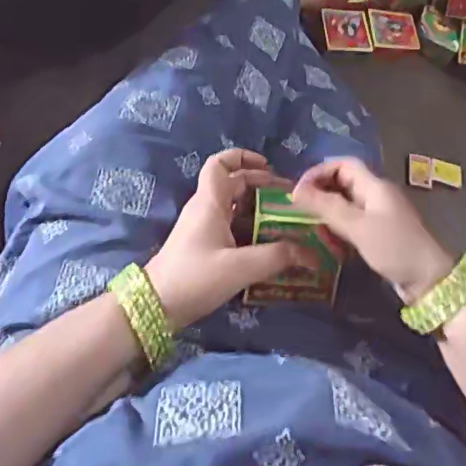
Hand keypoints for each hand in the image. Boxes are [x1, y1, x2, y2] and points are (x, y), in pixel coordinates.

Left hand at [145, 150, 310, 328]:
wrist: (156, 307)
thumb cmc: (195, 278)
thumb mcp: (240, 268)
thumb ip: (277, 257)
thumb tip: (310, 252)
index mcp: (210, 202)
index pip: (221, 163)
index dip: (243, 157)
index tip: (269, 167)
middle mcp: (205, 209)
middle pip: (233, 183)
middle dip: (261, 184)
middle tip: (289, 197)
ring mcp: (203, 227)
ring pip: (233, 206)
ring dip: (258, 208)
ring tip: (286, 219)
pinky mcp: (203, 246)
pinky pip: (230, 226)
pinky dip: (250, 227)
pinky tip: (269, 243)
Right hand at [293, 157, 455, 303]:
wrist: (429, 279)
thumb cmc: (394, 247)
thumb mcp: (357, 226)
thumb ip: (328, 207)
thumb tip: (296, 191)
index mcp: (375, 186)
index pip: (343, 164)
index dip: (319, 171)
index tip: (299, 190)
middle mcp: (377, 195)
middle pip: (344, 180)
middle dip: (320, 189)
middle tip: (299, 207)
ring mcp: (379, 214)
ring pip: (347, 201)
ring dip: (327, 208)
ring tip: (308, 221)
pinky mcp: (379, 232)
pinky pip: (353, 219)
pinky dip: (337, 223)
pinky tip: (326, 236)